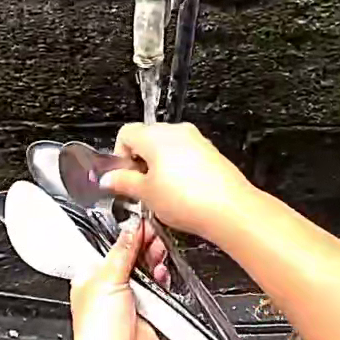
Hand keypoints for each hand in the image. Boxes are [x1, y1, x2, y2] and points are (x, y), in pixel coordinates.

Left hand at [69, 218, 163, 339]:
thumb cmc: (98, 333)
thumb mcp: (107, 279)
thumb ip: (122, 249)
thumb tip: (131, 227)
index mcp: (89, 276)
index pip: (108, 244)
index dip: (123, 232)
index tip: (137, 222)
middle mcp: (108, 285)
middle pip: (131, 253)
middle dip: (143, 244)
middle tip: (152, 236)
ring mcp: (130, 296)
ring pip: (147, 266)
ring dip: (155, 260)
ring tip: (157, 257)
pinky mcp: (150, 307)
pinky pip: (161, 283)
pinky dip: (163, 278)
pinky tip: (161, 275)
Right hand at [101, 123, 259, 247]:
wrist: (229, 208)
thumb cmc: (189, 198)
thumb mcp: (146, 194)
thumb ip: (123, 182)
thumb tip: (110, 178)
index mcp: (155, 135)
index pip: (126, 133)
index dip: (119, 156)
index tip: (123, 177)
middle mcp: (177, 131)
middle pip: (147, 139)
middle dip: (139, 162)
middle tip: (139, 189)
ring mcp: (196, 140)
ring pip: (167, 147)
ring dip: (159, 167)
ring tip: (161, 194)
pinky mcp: (210, 152)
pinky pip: (186, 155)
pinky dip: (179, 169)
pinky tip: (181, 193)